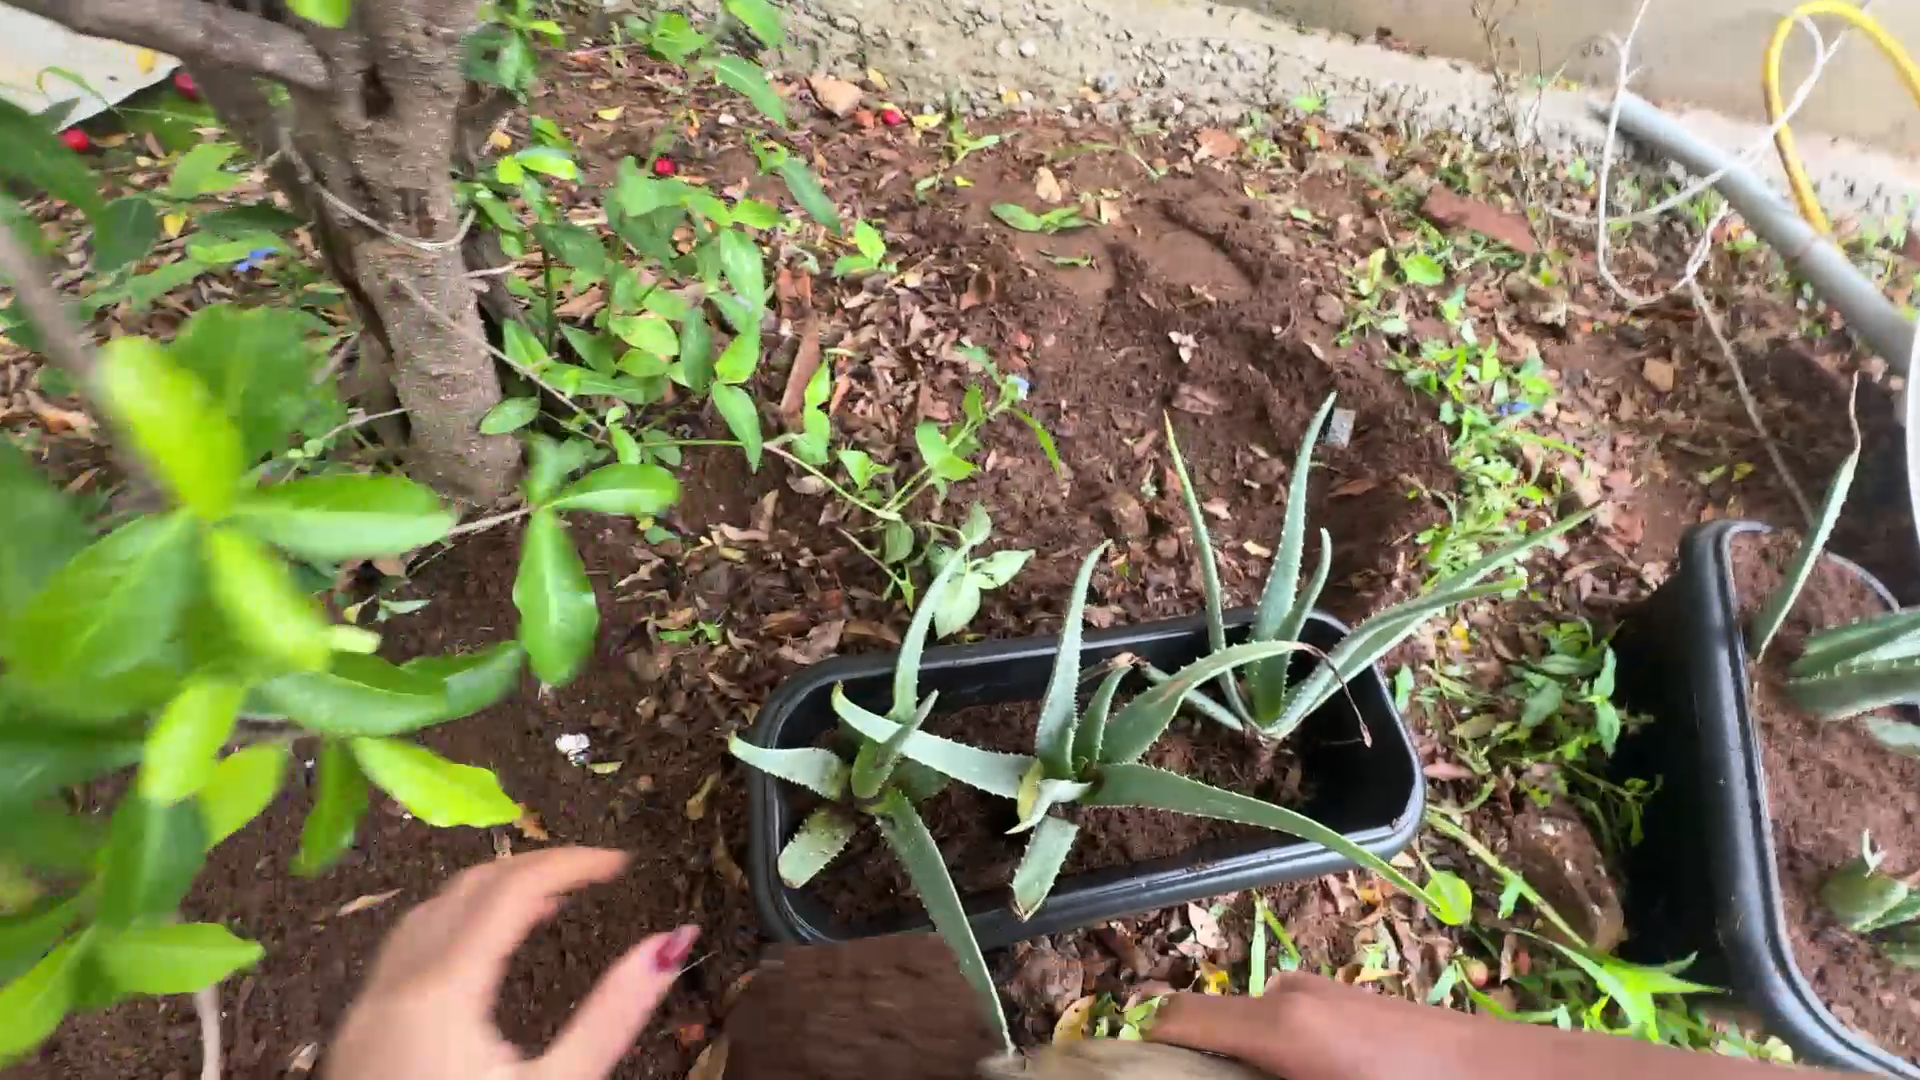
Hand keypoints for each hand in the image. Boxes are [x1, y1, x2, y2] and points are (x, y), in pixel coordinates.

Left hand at [325, 847, 697, 1079]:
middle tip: (594, 871)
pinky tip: (494, 945)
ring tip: (554, 897)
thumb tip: (673, 941)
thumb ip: (614, 1013)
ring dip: (496, 887)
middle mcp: (392, 990)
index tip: (623, 864)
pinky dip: (461, 919)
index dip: (574, 862)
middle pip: (470, 884)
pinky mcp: (357, 1040)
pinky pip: (411, 945)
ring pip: (433, 909)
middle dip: (538, 865)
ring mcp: (365, 1015)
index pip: (515, 887)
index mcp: (441, 994)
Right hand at [1149, 972, 1813, 1079]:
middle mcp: (1289, 994)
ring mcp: (1319, 994)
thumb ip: (1251, 1075)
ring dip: (1243, 1071)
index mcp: (1280, 1027)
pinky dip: (1277, 1065)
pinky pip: (1286, 1032)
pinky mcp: (1347, 1005)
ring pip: (1249, 1034)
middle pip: (1208, 1029)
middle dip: (1200, 1072)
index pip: (1174, 1020)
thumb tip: (1210, 1070)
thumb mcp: (1312, 1076)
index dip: (1141, 1054)